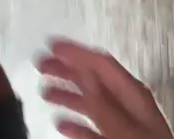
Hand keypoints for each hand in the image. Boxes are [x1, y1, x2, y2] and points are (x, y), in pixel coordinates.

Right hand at [37, 40, 173, 138]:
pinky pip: (94, 127)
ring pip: (91, 102)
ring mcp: (124, 123)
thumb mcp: (126, 129)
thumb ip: (105, 104)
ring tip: (45, 91)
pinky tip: (62, 125)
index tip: (52, 44)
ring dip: (67, 94)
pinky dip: (76, 124)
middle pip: (93, 78)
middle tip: (41, 63)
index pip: (100, 62)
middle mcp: (128, 104)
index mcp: (133, 94)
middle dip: (66, 68)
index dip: (75, 51)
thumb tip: (85, 75)